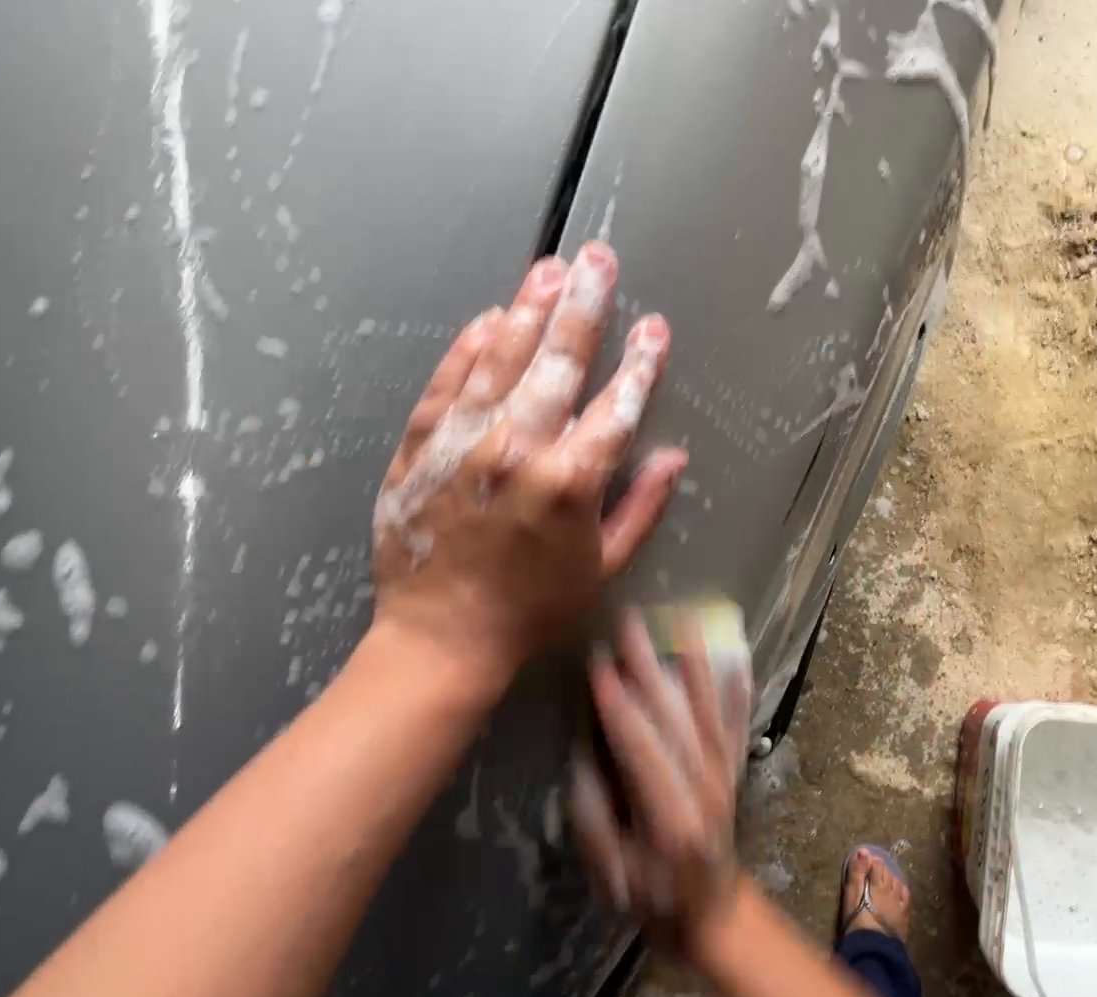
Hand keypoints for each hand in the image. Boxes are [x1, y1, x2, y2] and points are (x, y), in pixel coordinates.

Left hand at [369, 242, 685, 702]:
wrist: (442, 637)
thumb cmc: (534, 608)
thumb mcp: (604, 566)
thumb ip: (641, 506)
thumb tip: (674, 458)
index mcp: (572, 482)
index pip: (617, 407)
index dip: (641, 365)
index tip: (656, 330)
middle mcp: (520, 450)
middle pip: (560, 363)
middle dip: (586, 307)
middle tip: (599, 259)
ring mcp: (465, 443)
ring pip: (502, 360)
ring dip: (530, 310)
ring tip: (549, 269)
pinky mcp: (421, 447)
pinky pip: (447, 385)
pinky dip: (467, 349)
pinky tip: (488, 318)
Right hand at [569, 609, 753, 948]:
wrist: (713, 916)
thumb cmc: (653, 902)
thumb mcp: (609, 876)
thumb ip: (595, 818)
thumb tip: (586, 757)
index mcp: (668, 816)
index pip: (640, 747)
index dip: (617, 705)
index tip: (598, 663)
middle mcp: (704, 788)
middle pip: (675, 719)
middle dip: (648, 669)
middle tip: (630, 625)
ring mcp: (725, 777)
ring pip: (710, 713)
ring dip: (695, 665)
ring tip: (684, 621)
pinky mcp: (735, 773)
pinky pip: (739, 728)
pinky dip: (738, 693)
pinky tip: (737, 659)